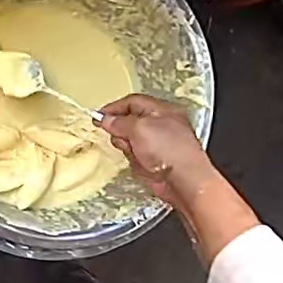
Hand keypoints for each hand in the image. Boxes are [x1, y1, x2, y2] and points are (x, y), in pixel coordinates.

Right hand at [100, 94, 219, 208]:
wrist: (183, 181)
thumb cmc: (168, 150)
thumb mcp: (139, 128)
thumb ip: (119, 122)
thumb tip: (105, 119)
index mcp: (162, 110)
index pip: (132, 102)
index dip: (114, 108)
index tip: (98, 116)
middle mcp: (161, 124)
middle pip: (128, 121)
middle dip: (121, 131)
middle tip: (120, 138)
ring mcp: (158, 143)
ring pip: (129, 140)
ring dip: (127, 147)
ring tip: (135, 153)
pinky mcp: (155, 159)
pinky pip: (134, 155)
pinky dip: (133, 159)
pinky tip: (141, 164)